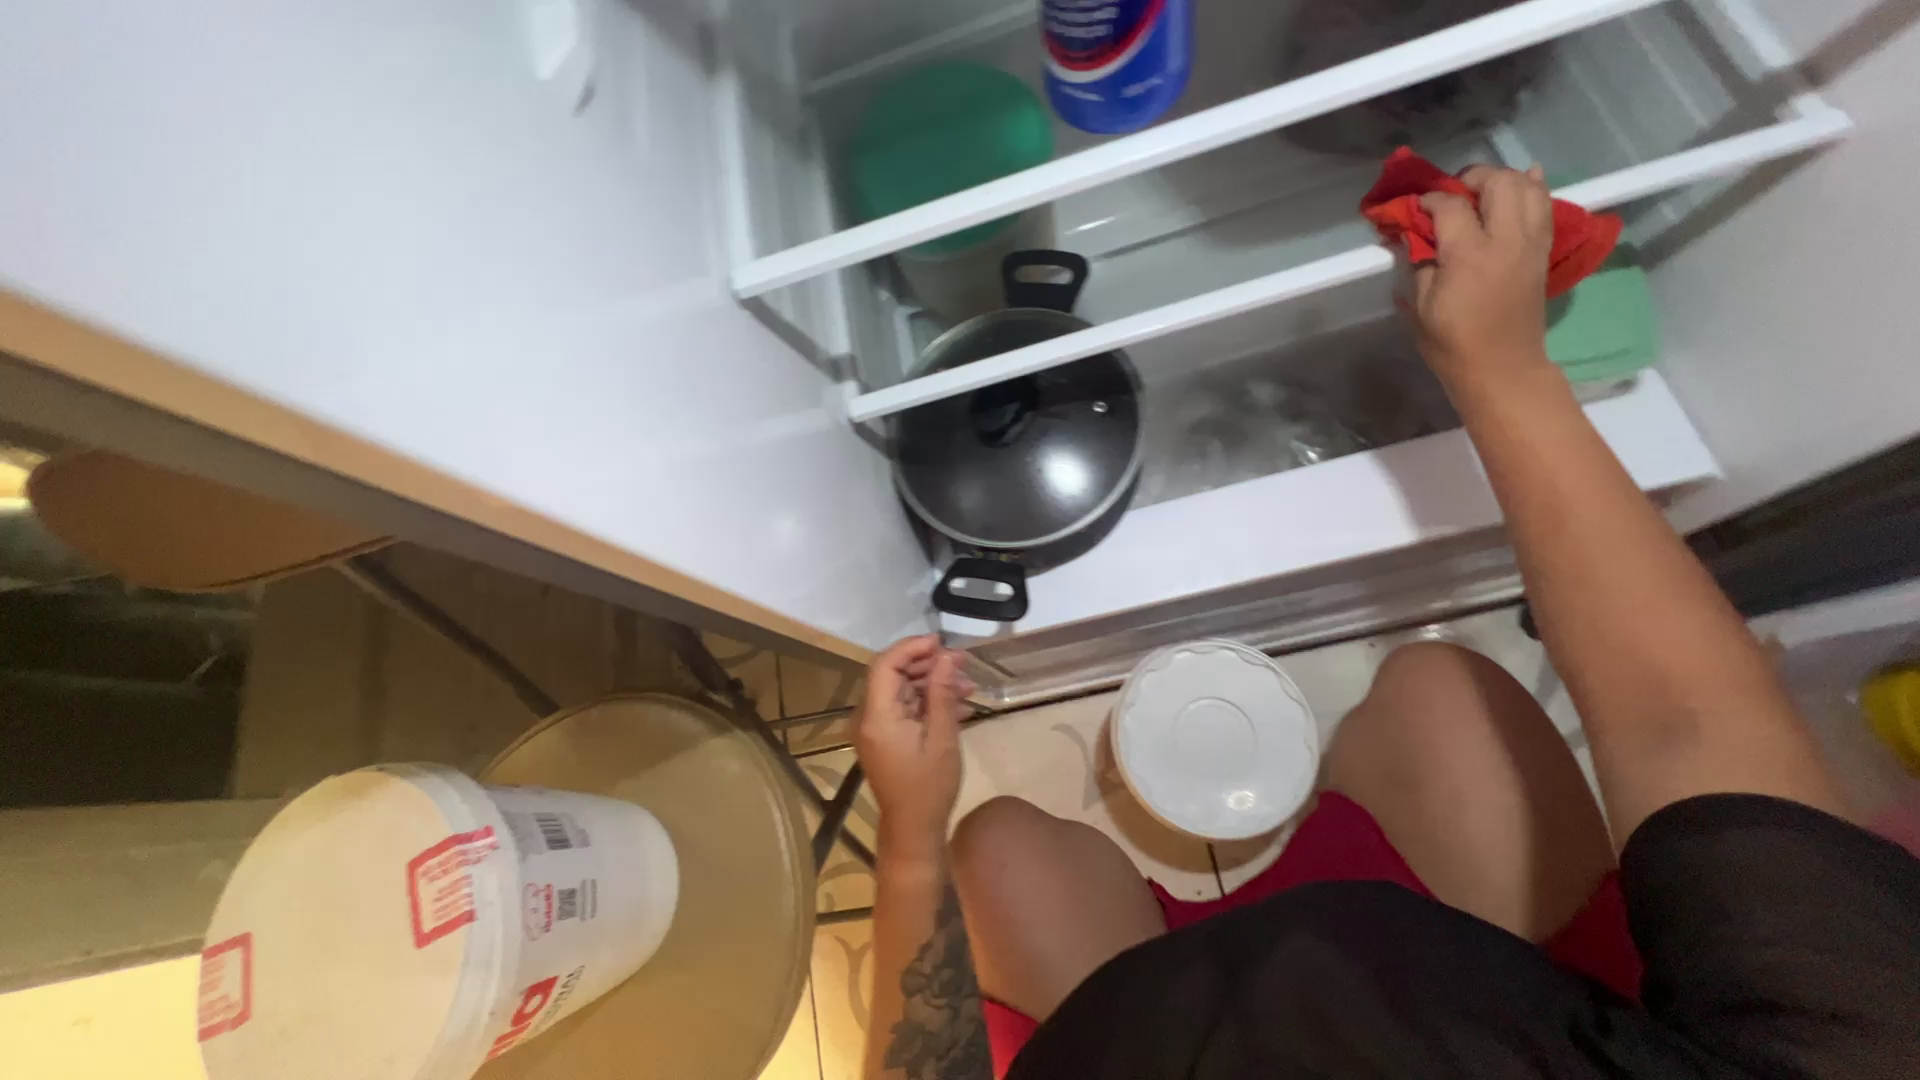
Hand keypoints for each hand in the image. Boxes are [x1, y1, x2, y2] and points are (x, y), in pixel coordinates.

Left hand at [853, 636, 973, 864]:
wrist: (913, 830)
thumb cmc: (929, 788)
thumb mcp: (942, 739)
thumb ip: (942, 694)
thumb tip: (948, 657)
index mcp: (877, 716)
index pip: (885, 665)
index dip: (911, 648)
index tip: (941, 643)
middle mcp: (869, 717)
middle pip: (892, 674)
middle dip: (927, 664)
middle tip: (962, 662)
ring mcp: (876, 728)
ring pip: (901, 689)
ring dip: (932, 682)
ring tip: (967, 684)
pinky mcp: (885, 737)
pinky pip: (904, 707)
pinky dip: (927, 701)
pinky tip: (958, 704)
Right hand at [1408, 165, 1557, 387]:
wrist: (1501, 366)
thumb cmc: (1451, 343)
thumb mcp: (1420, 307)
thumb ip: (1419, 264)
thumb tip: (1415, 238)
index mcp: (1468, 255)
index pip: (1450, 207)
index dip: (1429, 201)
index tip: (1415, 208)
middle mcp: (1505, 239)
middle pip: (1498, 183)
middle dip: (1472, 179)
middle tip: (1453, 193)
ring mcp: (1530, 242)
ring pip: (1527, 186)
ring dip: (1503, 180)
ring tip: (1482, 191)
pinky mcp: (1543, 250)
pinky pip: (1544, 205)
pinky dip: (1533, 188)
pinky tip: (1523, 182)